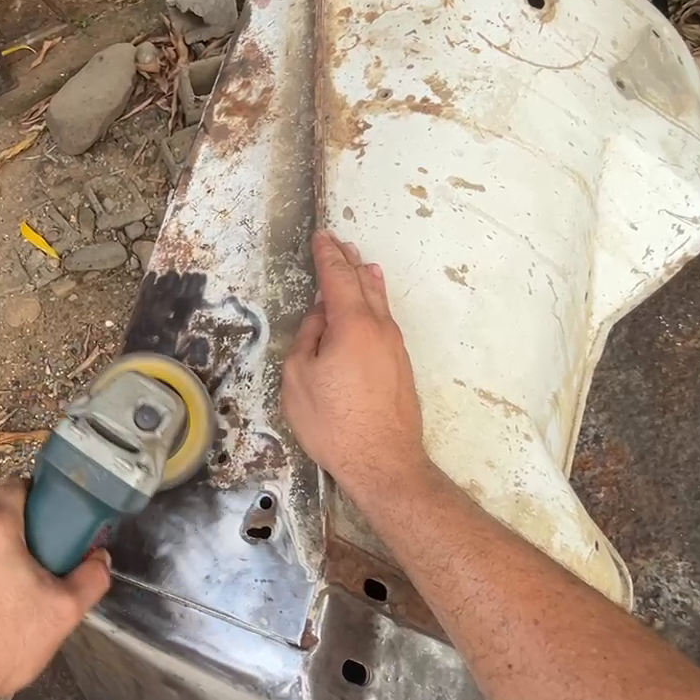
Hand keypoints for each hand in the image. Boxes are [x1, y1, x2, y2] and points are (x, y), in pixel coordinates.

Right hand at [281, 230, 431, 494]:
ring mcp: (394, 347)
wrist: (384, 463)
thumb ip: (307, 339)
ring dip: (366, 279)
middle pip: (364, 284)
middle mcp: (379, 328)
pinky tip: (372, 302)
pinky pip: (385, 320)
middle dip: (348, 261)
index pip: (337, 279)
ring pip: (379, 301)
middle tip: (338, 242)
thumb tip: (320, 317)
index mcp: (351, 325)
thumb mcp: (299, 378)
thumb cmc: (332, 422)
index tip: (321, 236)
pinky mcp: (400, 366)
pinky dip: (374, 301)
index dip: (327, 255)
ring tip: (360, 263)